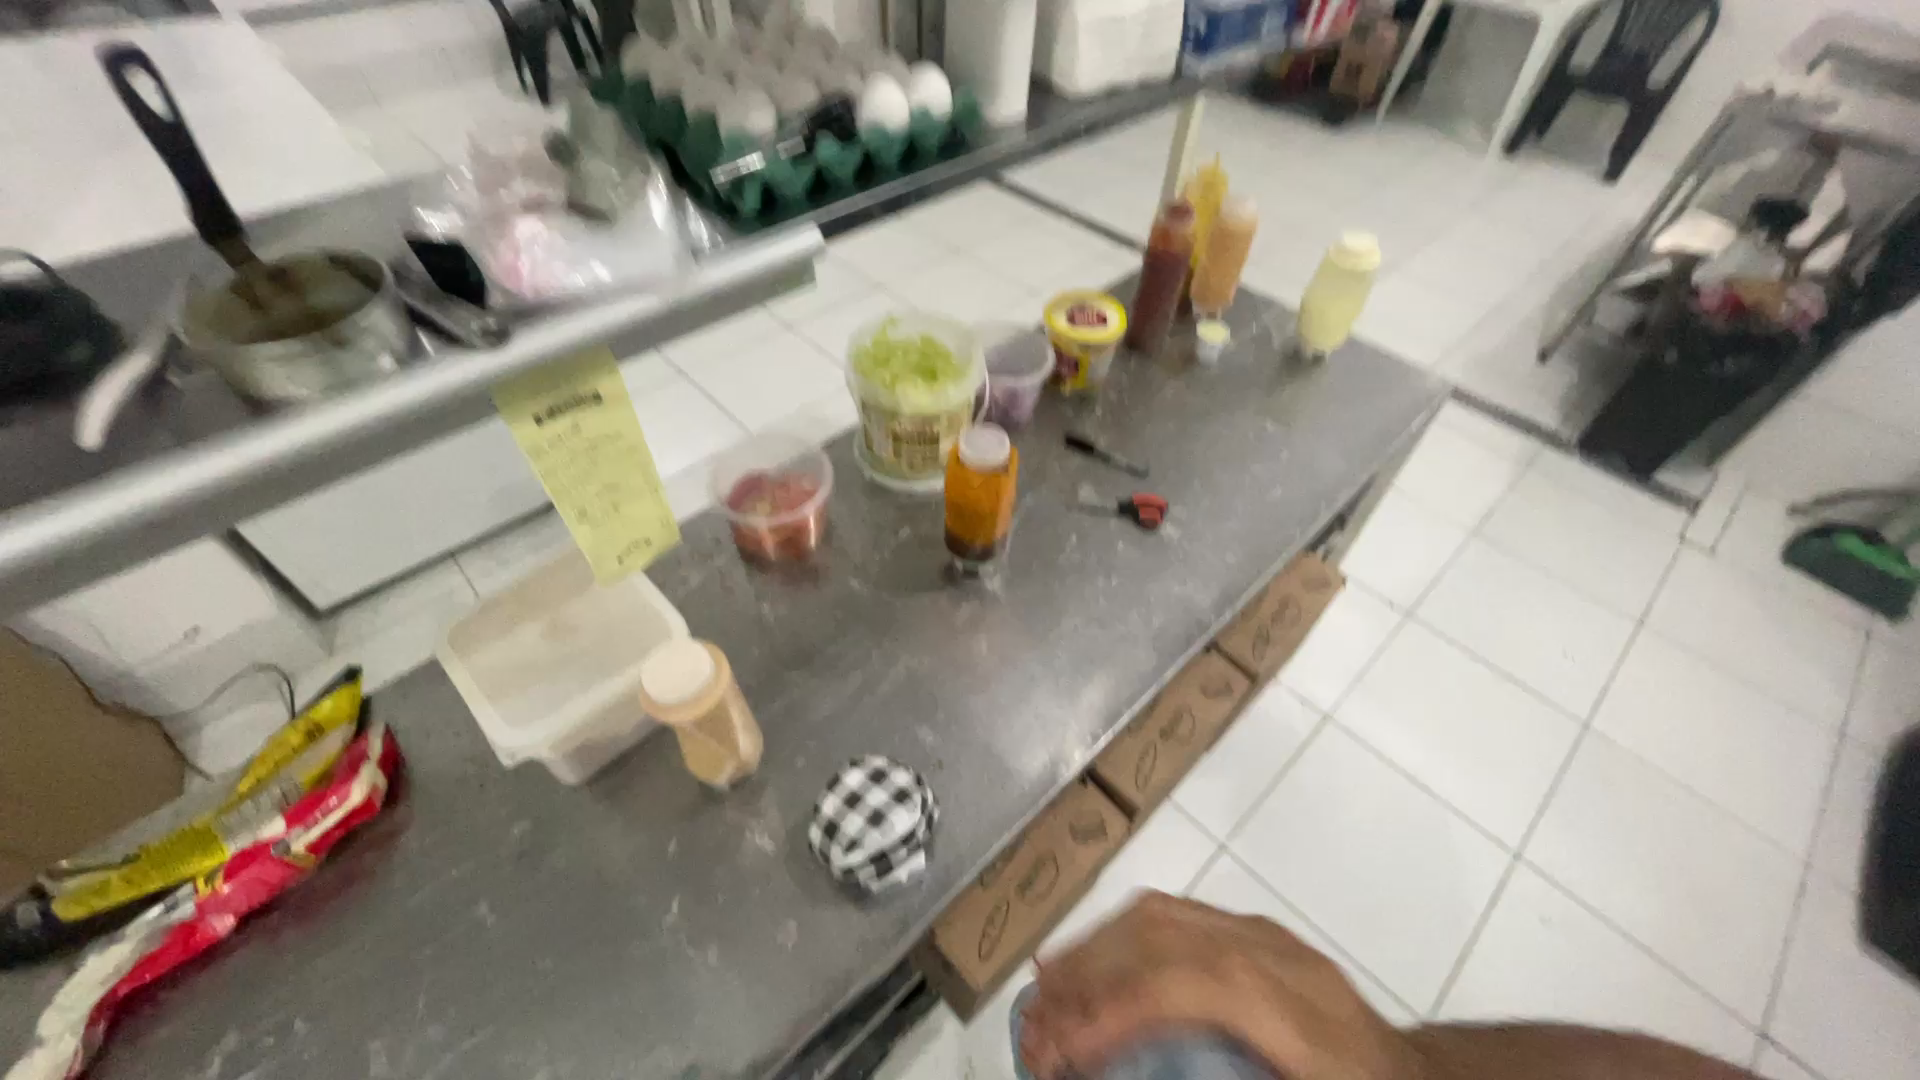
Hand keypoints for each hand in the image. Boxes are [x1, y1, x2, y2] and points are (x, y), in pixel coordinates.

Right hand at [1019, 891, 1424, 1079]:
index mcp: (1293, 1010)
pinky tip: (1095, 958)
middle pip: (1161, 936)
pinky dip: (1122, 933)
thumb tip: (1133, 1065)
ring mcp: (1262, 936)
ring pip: (1162, 913)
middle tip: (1036, 1018)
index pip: (1186, 986)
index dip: (1115, 1012)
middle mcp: (1271, 955)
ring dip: (1094, 945)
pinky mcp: (1255, 934)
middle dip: (1086, 972)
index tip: (1061, 1055)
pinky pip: (1176, 914)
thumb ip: (1212, 1072)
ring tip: (1048, 983)